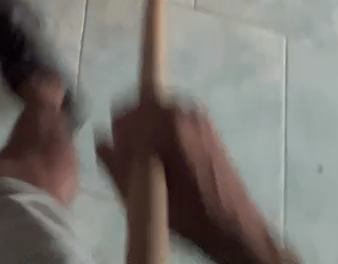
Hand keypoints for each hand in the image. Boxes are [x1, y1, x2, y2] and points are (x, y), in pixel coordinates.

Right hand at [95, 101, 293, 263]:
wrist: (237, 229)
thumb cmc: (192, 216)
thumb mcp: (147, 197)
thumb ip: (117, 166)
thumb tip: (100, 143)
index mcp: (170, 126)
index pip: (127, 113)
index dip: (119, 133)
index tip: (120, 153)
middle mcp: (185, 113)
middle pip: (140, 107)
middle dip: (132, 129)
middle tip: (133, 158)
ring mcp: (198, 116)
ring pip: (155, 110)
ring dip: (147, 130)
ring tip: (150, 160)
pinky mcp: (206, 124)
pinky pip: (172, 116)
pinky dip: (163, 130)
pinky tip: (167, 157)